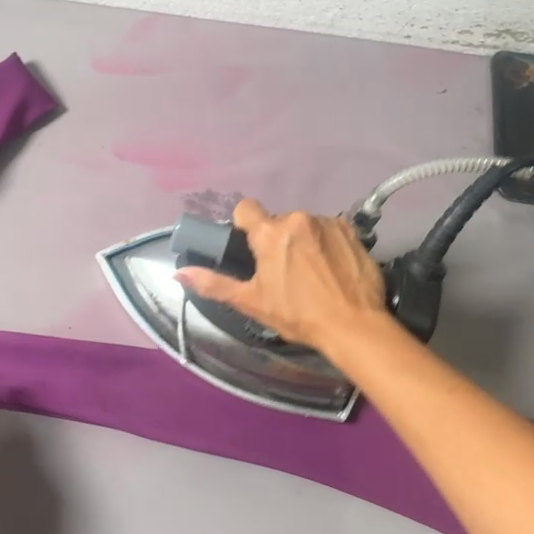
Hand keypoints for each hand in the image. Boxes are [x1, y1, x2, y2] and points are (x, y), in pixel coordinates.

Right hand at [175, 198, 389, 353]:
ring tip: (312, 273)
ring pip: (304, 225)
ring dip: (303, 242)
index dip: (245, 226)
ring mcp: (327, 222)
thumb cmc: (298, 315)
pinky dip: (327, 243)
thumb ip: (214, 284)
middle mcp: (297, 219)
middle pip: (278, 222)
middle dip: (278, 241)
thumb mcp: (252, 302)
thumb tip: (178, 273)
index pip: (246, 208)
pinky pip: (329, 230)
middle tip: (285, 273)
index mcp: (269, 233)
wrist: (354, 325)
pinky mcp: (351, 231)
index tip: (253, 249)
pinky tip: (332, 268)